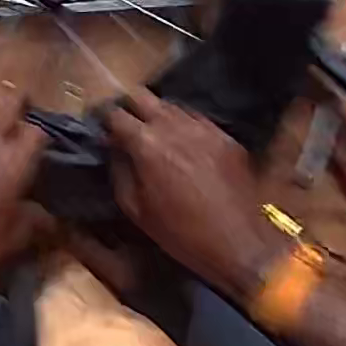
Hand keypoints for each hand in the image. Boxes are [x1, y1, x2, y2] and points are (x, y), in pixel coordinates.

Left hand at [0, 85, 50, 315]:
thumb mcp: (20, 234)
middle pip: (6, 98)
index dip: (43, 134)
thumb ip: (39, 218)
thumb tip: (52, 216)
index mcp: (13, 160)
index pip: (35, 131)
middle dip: (20, 100)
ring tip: (4, 114)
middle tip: (28, 110)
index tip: (46, 144)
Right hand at [102, 88, 288, 300]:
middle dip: (128, 107)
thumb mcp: (134, 207)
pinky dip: (183, 125)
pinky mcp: (226, 139)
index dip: (104, 120)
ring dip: (156, 115)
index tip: (102, 130)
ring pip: (169, 105)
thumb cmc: (180, 232)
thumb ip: (118, 168)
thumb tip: (112, 146)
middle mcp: (173, 127)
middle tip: (125, 125)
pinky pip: (197, 119)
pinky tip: (184, 143)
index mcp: (145, 143)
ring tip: (155, 133)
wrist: (244, 250)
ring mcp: (203, 129)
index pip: (114, 113)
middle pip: (140, 96)